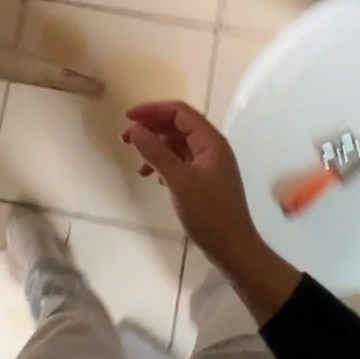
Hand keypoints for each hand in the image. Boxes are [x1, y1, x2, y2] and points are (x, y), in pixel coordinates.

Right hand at [122, 101, 301, 321]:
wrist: (234, 248)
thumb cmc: (209, 213)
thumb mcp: (179, 181)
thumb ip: (156, 152)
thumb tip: (135, 129)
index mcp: (211, 141)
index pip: (180, 112)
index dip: (153, 110)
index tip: (128, 118)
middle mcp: (212, 147)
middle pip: (178, 125)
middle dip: (152, 128)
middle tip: (125, 139)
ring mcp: (209, 163)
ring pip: (178, 144)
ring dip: (156, 147)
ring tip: (136, 162)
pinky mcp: (205, 179)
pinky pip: (181, 161)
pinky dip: (164, 163)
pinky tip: (153, 177)